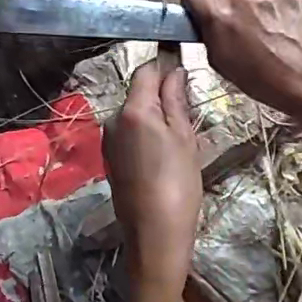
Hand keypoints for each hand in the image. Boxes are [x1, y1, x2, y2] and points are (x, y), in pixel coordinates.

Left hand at [104, 54, 201, 287]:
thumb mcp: (184, 138)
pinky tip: (167, 157)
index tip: (187, 72)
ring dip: (158, 117)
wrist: (155, 235)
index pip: (146, 70)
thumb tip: (174, 71)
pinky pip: (132, 134)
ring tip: (183, 141)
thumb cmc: (177, 183)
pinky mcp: (112, 159)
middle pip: (140, 93)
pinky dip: (149, 135)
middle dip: (164, 96)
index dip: (166, 66)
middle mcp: (114, 120)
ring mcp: (110, 141)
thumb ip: (176, 100)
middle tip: (191, 116)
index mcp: (132, 110)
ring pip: (137, 114)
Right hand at [182, 0, 301, 123]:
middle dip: (228, 6)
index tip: (199, 4)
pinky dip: (277, 11)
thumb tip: (205, 24)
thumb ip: (209, 34)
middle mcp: (240, 1)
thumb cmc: (264, 79)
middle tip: (238, 27)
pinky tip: (282, 31)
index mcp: (218, 17)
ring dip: (255, 10)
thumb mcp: (221, 63)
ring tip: (267, 35)